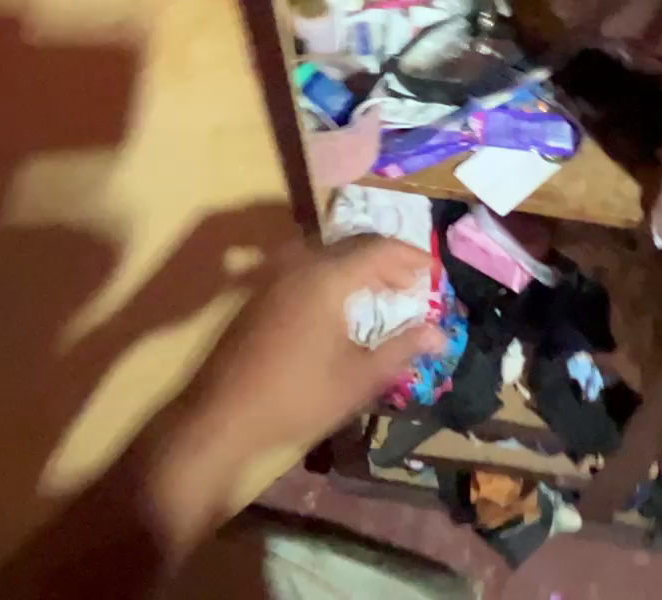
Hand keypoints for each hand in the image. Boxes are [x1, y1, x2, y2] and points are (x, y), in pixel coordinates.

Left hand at [175, 234, 445, 461]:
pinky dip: (337, 274)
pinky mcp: (263, 292)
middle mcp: (302, 263)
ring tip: (386, 290)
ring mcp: (278, 275)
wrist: (220, 417)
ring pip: (331, 253)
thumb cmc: (297, 398)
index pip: (380, 248)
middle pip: (355, 244)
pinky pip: (310, 266)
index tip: (435, 273)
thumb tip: (441, 334)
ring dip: (362, 265)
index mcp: (328, 277)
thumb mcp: (359, 377)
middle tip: (414, 282)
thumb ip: (402, 349)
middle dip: (389, 259)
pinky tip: (346, 304)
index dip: (412, 256)